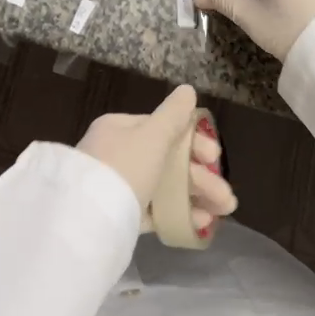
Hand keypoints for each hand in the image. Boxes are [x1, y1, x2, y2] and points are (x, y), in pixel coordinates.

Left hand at [76, 84, 236, 235]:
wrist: (87, 218)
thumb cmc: (124, 167)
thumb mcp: (152, 136)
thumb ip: (173, 115)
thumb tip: (188, 90)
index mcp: (120, 128)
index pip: (162, 128)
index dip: (193, 140)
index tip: (216, 157)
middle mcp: (116, 153)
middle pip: (166, 160)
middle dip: (201, 177)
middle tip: (227, 197)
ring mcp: (116, 186)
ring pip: (163, 187)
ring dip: (195, 197)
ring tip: (221, 213)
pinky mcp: (118, 215)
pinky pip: (152, 211)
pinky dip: (176, 215)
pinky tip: (200, 225)